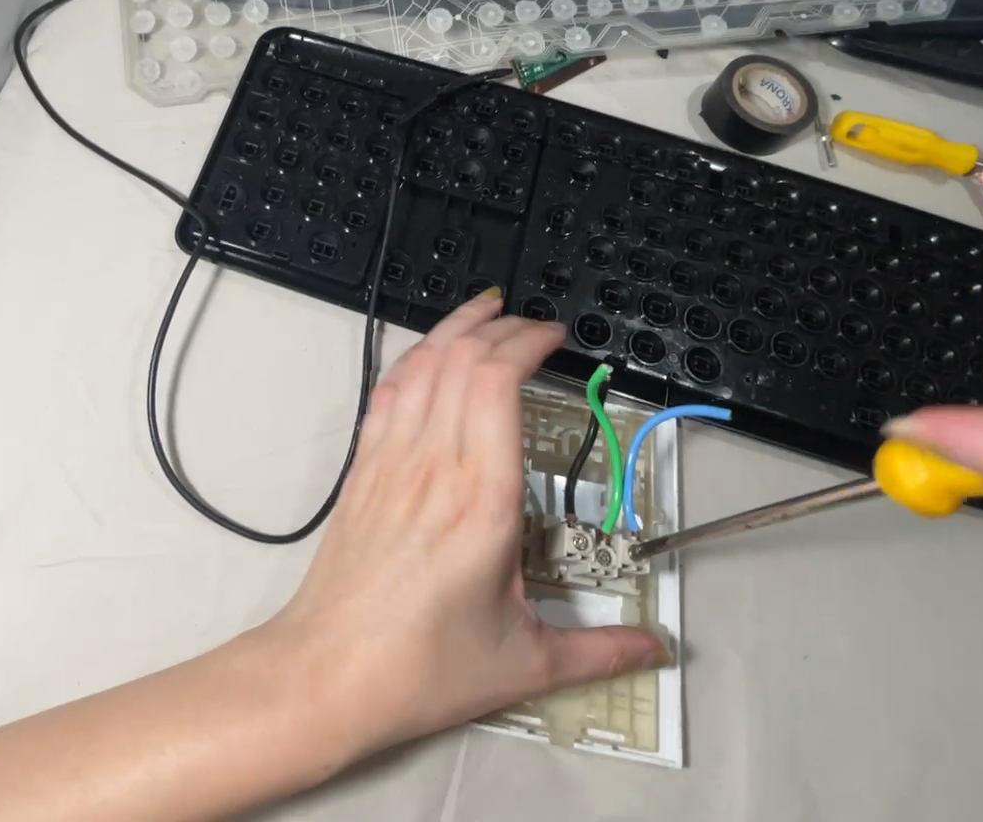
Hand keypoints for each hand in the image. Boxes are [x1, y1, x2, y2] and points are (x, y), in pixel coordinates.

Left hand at [259, 291, 671, 756]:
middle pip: (462, 359)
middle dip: (501, 326)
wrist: (326, 673)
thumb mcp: (524, 663)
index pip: (499, 383)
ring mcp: (390, 460)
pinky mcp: (362, 469)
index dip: (527, 343)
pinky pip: (386, 392)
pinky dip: (411, 359)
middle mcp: (433, 464)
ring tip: (484, 309)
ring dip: (453, 327)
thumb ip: (599, 650)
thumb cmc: (419, 668)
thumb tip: (657, 648)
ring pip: (420, 365)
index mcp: (482, 501)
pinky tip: (428, 353)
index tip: (555, 338)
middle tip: (532, 326)